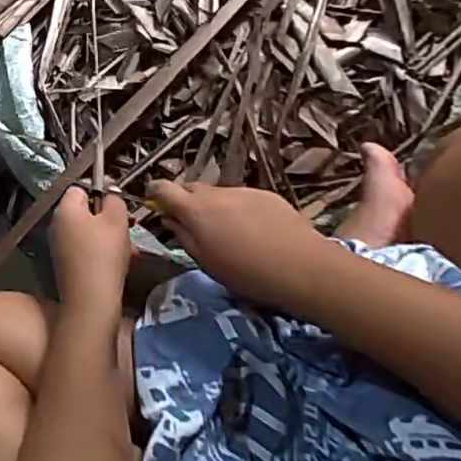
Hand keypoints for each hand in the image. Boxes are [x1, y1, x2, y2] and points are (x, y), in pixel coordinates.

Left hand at [49, 187, 130, 314]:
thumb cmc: (104, 254)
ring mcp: (58, 245)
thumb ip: (114, 200)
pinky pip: (84, 249)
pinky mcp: (64, 263)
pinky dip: (99, 252)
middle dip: (107, 218)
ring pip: (87, 232)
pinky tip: (116, 263)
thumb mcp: (116, 220)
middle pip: (84, 212)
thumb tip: (109, 194)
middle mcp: (56, 224)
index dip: (100, 191)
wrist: (90, 300)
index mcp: (64, 209)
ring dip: (107, 237)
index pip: (80, 188)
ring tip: (127, 249)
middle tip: (126, 228)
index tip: (118, 204)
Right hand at [145, 179, 336, 309]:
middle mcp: (215, 193)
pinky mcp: (267, 195)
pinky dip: (240, 210)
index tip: (156, 204)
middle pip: (191, 188)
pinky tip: (256, 231)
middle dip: (187, 202)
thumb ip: (182, 236)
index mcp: (195, 210)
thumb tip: (169, 219)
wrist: (305, 269)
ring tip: (231, 233)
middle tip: (196, 226)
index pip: (162, 187)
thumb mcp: (206, 262)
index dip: (155, 193)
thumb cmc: (247, 273)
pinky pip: (243, 198)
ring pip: (218, 194)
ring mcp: (243, 191)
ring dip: (216, 207)